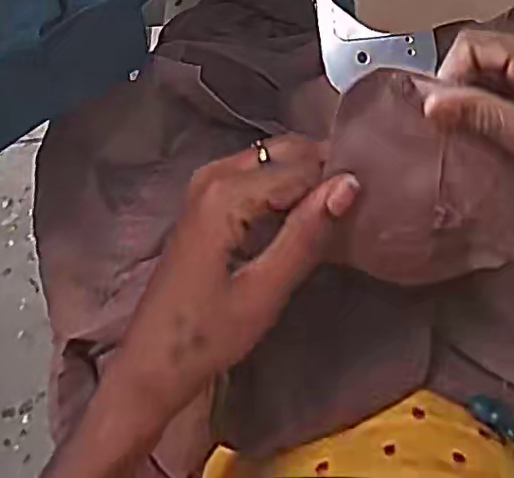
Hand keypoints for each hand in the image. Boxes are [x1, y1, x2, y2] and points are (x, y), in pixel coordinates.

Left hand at [104, 136, 360, 425]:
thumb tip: (349, 184)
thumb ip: (306, 234)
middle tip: (350, 206)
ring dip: (304, 174)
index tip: (363, 204)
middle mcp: (214, 172)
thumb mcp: (264, 292)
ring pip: (272, 156)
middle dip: (320, 170)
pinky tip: (301, 212)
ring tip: (331, 209)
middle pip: (284, 151)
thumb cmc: (207, 336)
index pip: (299, 167)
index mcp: (225, 192)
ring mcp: (206, 179)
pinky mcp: (205, 192)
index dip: (334, 182)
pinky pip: (256, 169)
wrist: (151, 363)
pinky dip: (283, 182)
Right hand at [420, 29, 513, 236]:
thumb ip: (480, 113)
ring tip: (473, 133)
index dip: (450, 72)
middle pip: (488, 54)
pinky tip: (501, 134)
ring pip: (504, 74)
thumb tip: (428, 100)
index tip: (444, 113)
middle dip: (464, 85)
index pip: (474, 42)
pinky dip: (504, 106)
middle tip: (453, 126)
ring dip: (483, 98)